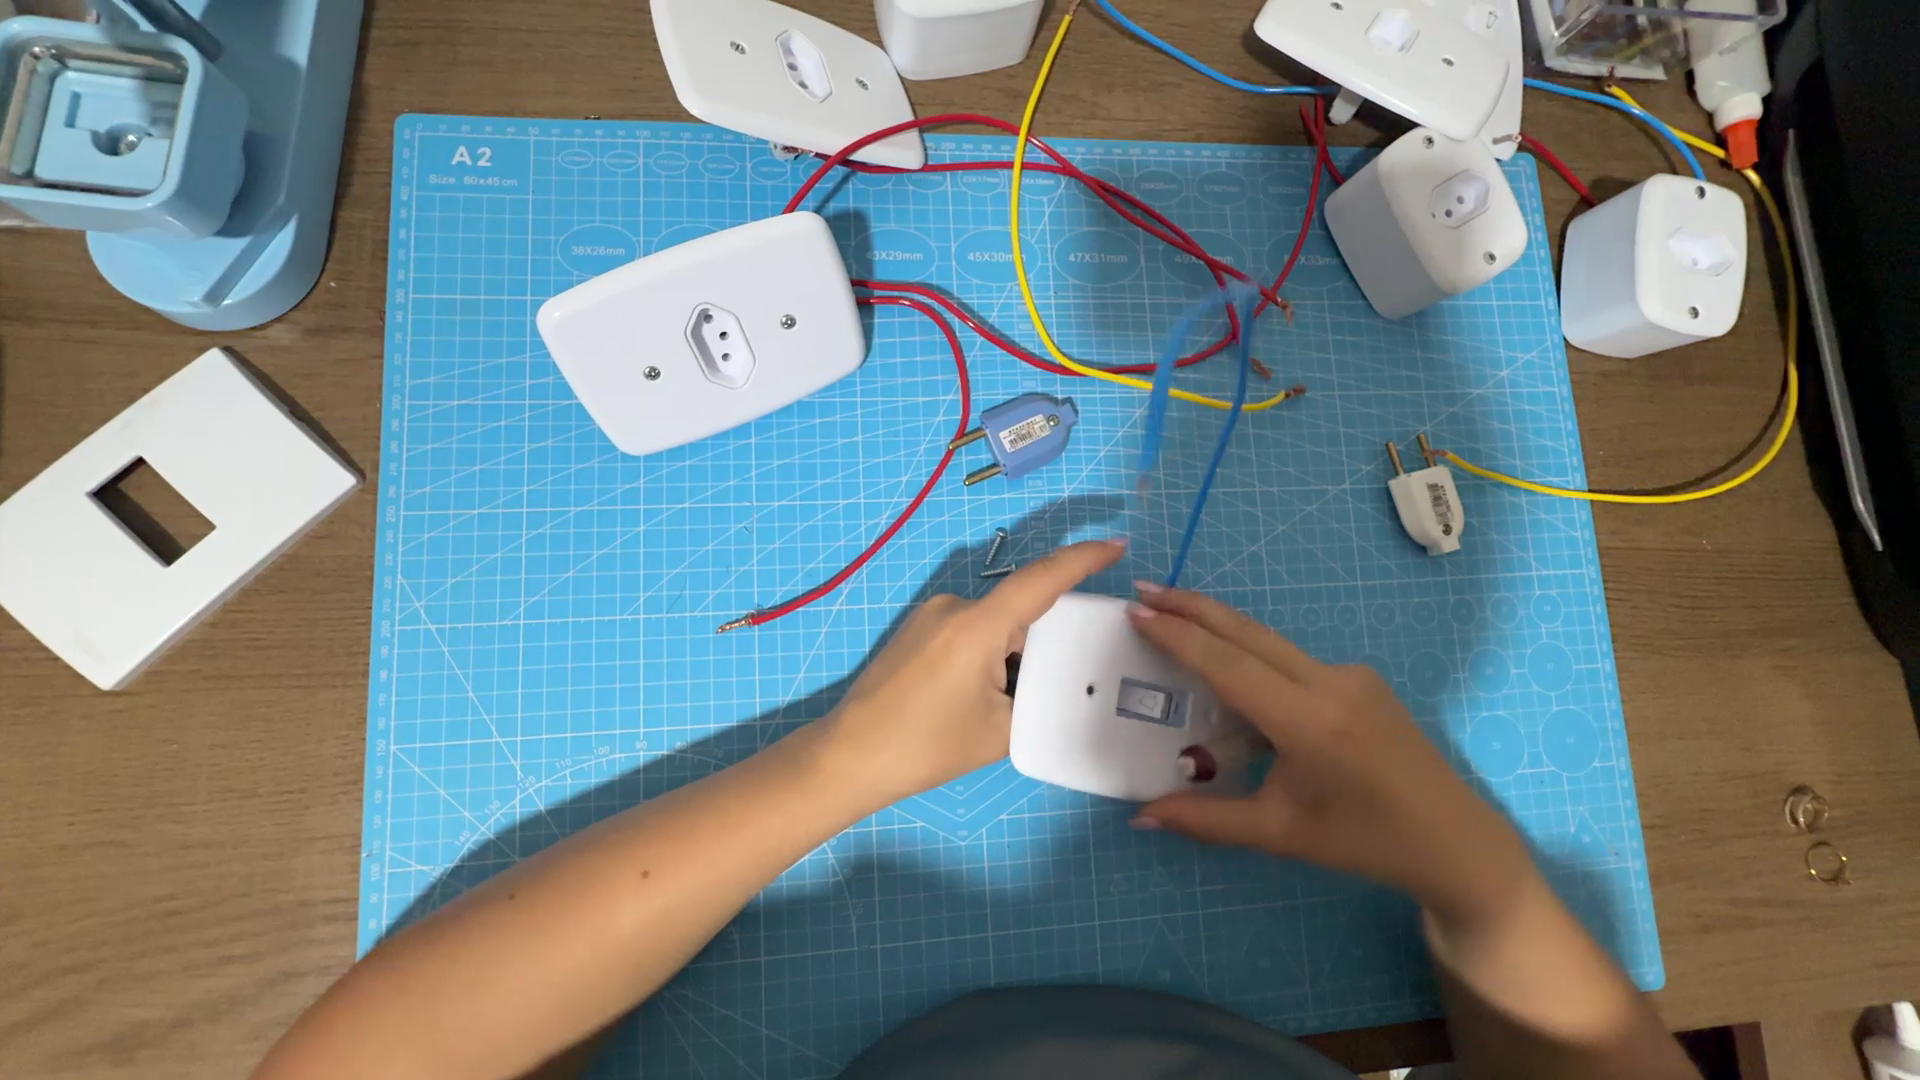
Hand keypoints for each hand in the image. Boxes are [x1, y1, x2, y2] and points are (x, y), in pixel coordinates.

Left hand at [817, 539, 1127, 805]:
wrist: (850, 757)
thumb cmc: (926, 746)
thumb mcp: (1001, 729)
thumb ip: (1038, 696)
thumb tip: (1051, 677)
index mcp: (977, 625)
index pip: (1041, 580)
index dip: (1082, 559)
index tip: (1116, 546)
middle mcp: (953, 607)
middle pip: (1019, 611)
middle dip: (1043, 643)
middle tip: (1054, 685)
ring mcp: (930, 616)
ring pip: (994, 624)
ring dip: (1012, 653)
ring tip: (1007, 703)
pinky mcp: (916, 630)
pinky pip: (970, 630)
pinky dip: (989, 653)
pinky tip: (979, 696)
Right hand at [1127, 585, 1536, 929]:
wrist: (1457, 843)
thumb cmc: (1364, 842)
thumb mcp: (1279, 834)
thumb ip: (1206, 820)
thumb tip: (1140, 815)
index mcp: (1307, 721)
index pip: (1227, 664)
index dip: (1178, 635)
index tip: (1137, 610)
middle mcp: (1330, 684)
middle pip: (1247, 632)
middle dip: (1191, 607)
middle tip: (1144, 589)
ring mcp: (1350, 676)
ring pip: (1269, 641)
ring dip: (1218, 625)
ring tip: (1173, 614)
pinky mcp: (1362, 680)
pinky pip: (1292, 658)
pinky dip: (1250, 652)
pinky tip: (1230, 668)